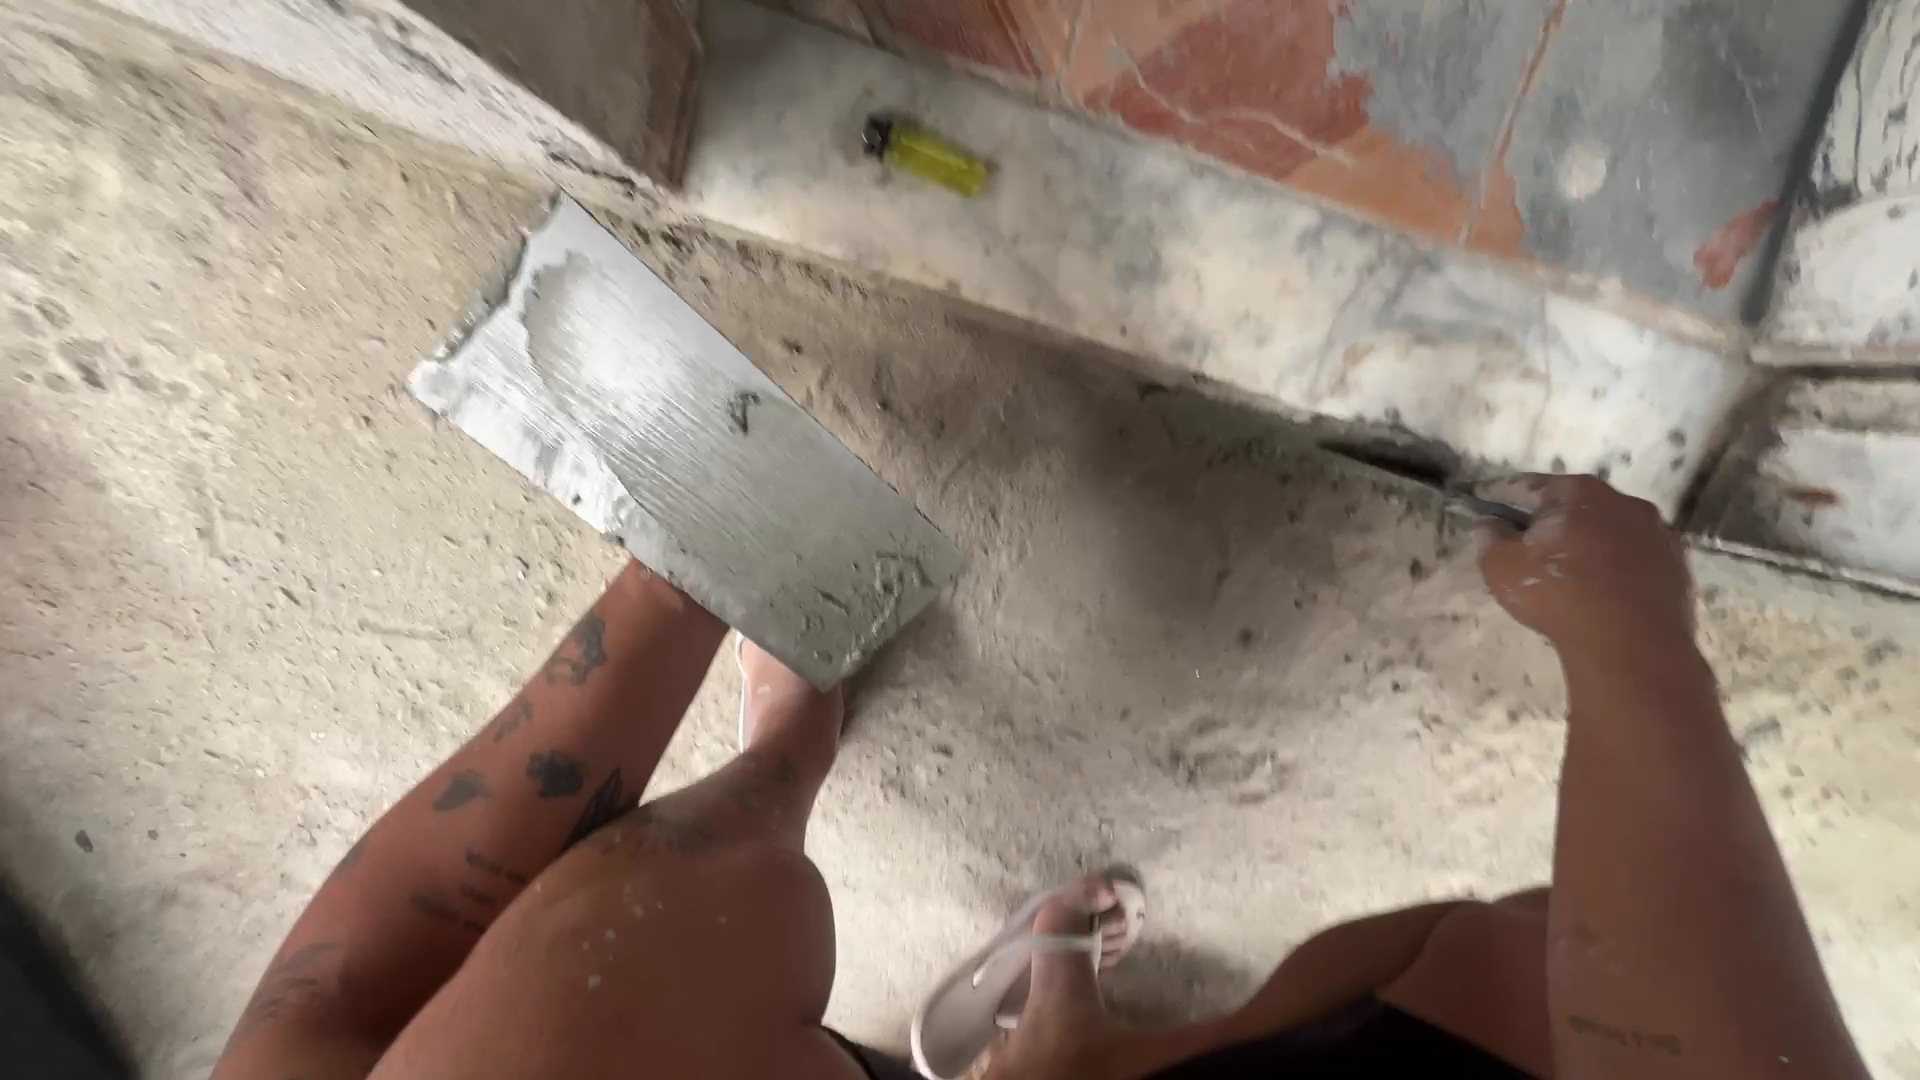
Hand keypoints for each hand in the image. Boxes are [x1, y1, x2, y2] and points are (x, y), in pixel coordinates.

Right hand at [1475, 475, 1694, 657]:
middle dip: (1544, 515)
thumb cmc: (1557, 594)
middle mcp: (1625, 503)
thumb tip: (1489, 522)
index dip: (1497, 492)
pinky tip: (1593, 583)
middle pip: (1573, 503)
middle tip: (1518, 531)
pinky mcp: (1676, 565)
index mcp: (1579, 494)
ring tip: (1558, 561)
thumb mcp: (1500, 564)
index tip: (1477, 497)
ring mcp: (1658, 533)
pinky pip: (1631, 554)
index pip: (1528, 485)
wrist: (1632, 644)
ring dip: (1581, 538)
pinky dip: (1608, 561)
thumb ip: (1489, 536)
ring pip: (1606, 528)